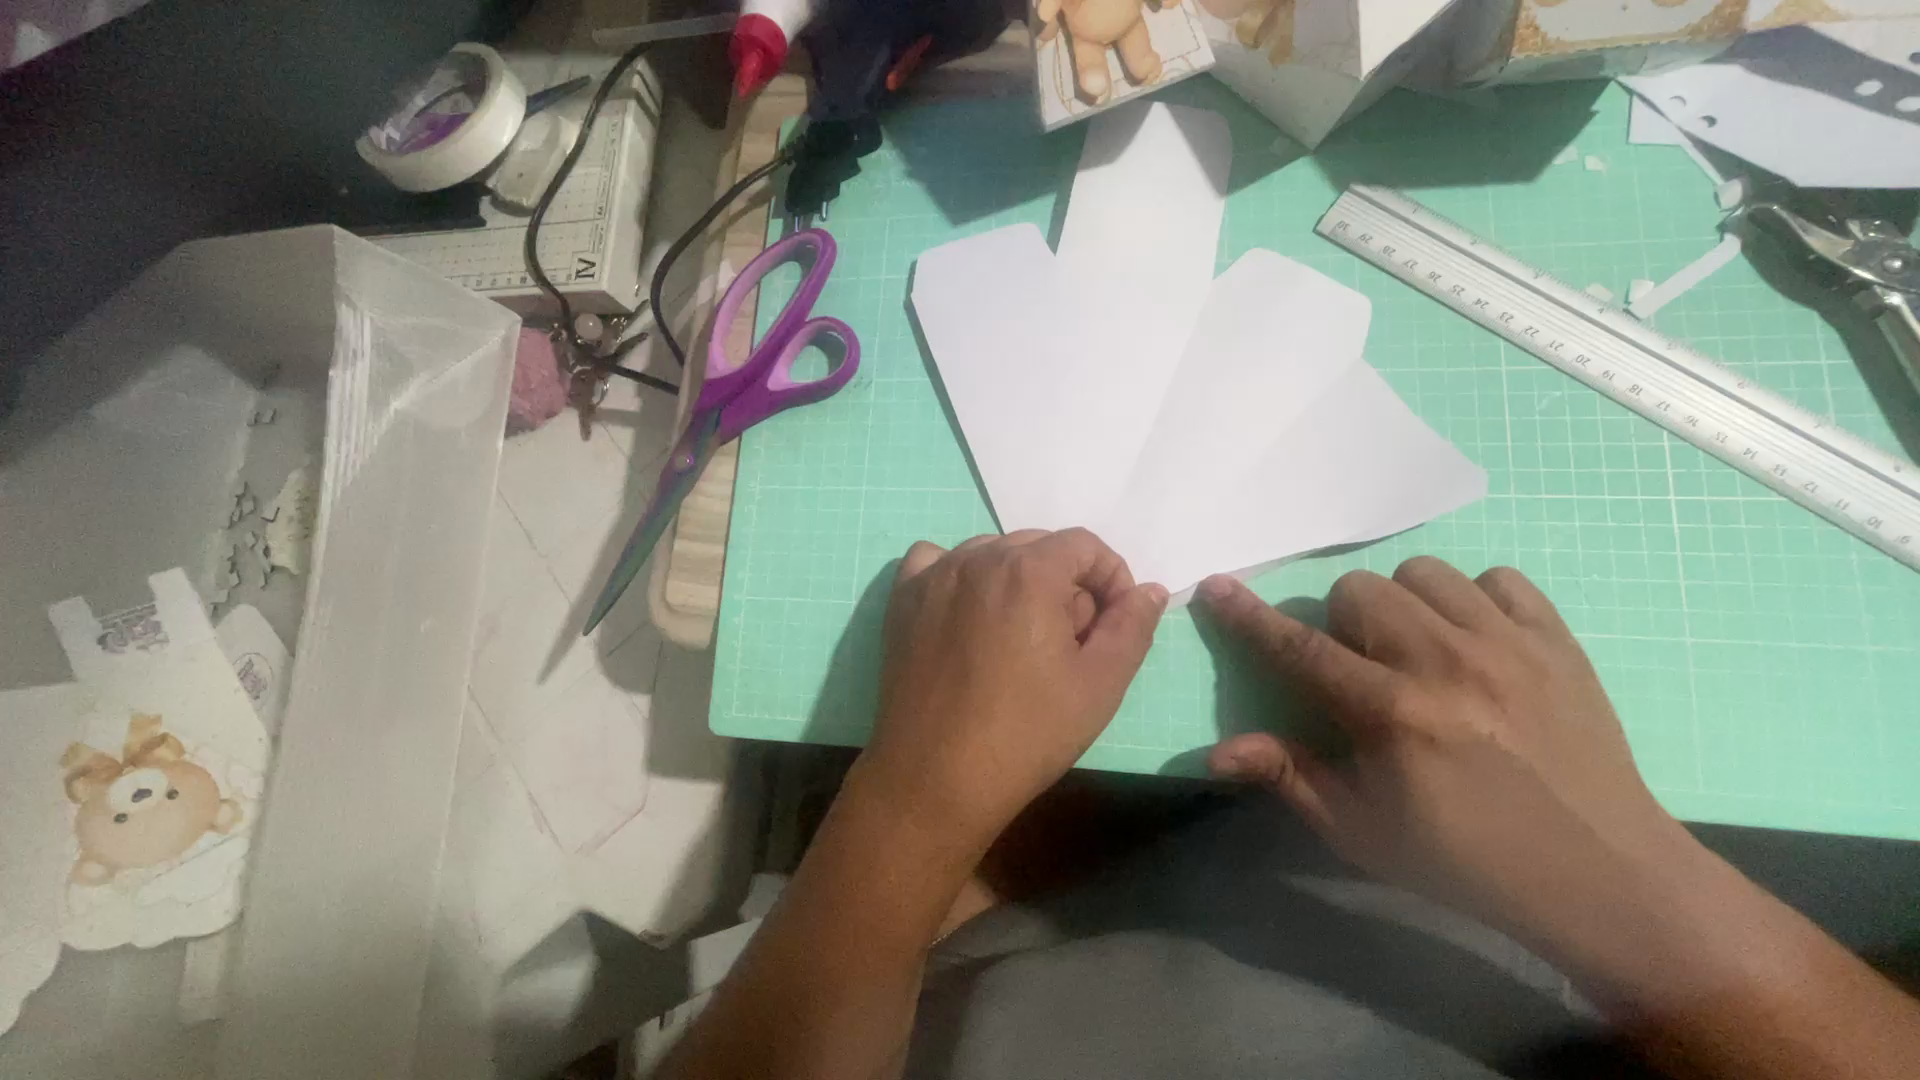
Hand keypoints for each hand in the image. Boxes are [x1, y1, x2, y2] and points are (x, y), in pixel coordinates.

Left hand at [857, 528, 1167, 851]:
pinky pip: (936, 562)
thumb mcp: (1100, 685)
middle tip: (1070, 642)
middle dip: (1066, 584)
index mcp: (1028, 571)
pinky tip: (967, 615)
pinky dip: (960, 577)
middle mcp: (977, 559)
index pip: (1084, 545)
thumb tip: (1148, 591)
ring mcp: (933, 577)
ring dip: (1017, 581)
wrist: (935, 778)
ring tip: (1020, 637)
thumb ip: (1132, 626)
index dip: (1111, 578)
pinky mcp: (902, 600)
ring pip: (991, 554)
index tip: (1112, 623)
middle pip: (1038, 547)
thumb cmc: (1026, 733)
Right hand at [1199, 558, 1689, 937]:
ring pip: (1423, 573)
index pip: (1300, 649)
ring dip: (1404, 604)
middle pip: (1360, 590)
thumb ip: (1287, 776)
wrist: (1605, 878)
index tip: (1217, 586)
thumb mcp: (1360, 831)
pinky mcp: (1558, 642)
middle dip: (1342, 622)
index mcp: (1393, 715)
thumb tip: (1214, 752)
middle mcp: (1446, 665)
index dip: (1250, 617)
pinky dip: (1474, 601)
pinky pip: (1498, 578)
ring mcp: (1509, 646)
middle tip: (1361, 666)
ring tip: (1418, 649)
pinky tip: (1475, 643)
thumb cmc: (1464, 859)